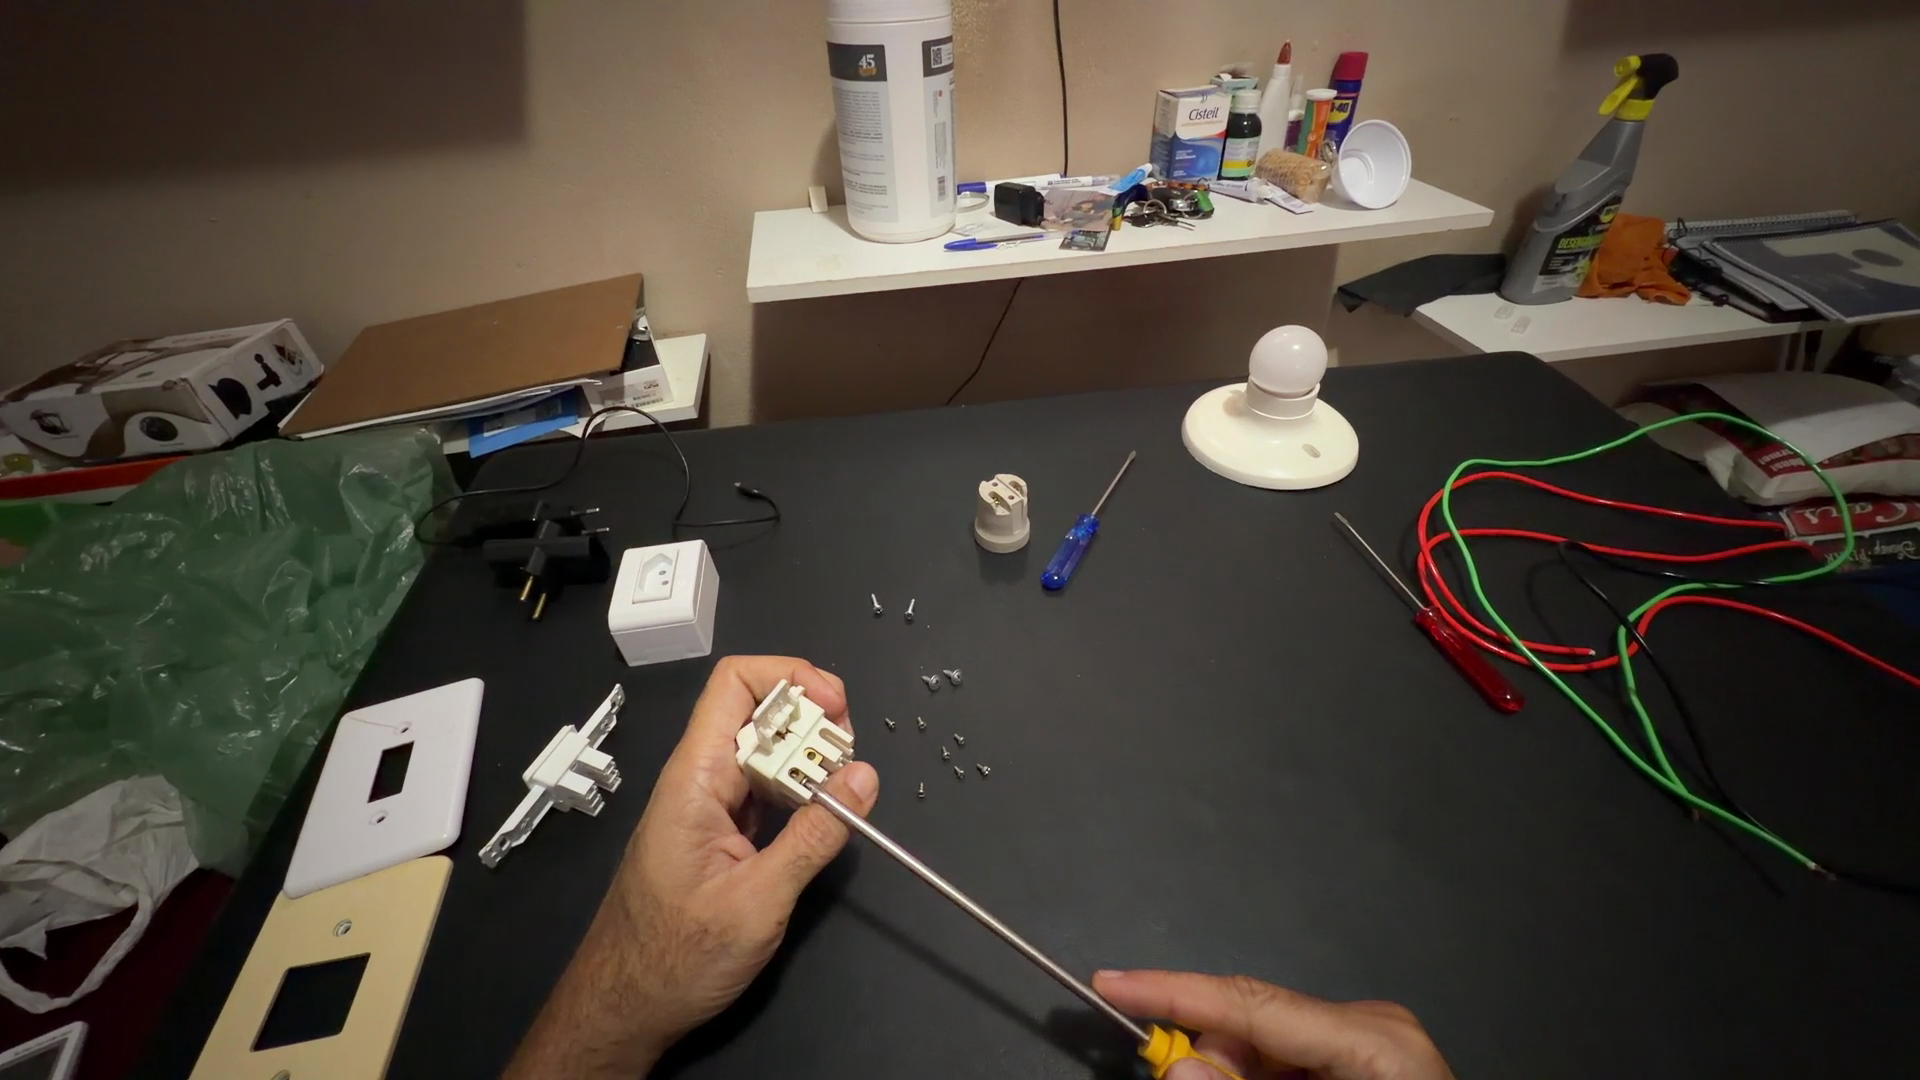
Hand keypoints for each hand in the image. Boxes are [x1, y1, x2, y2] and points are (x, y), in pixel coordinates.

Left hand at [502, 656, 878, 1078]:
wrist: (622, 1012)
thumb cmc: (675, 960)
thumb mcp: (756, 902)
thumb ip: (814, 837)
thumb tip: (864, 776)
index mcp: (697, 776)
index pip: (735, 683)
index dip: (790, 675)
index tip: (836, 707)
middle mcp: (703, 775)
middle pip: (760, 707)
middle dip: (812, 715)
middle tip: (848, 753)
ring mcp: (713, 800)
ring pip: (768, 745)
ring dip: (811, 752)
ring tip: (845, 780)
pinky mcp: (725, 825)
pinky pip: (768, 782)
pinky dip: (802, 785)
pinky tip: (824, 807)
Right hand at [1092, 970, 1452, 1079]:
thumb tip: (1179, 1068)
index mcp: (1373, 1040)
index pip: (1248, 1001)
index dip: (1172, 991)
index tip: (1107, 982)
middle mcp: (1369, 1025)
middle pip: (1252, 1026)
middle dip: (1210, 1060)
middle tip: (1181, 1079)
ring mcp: (1368, 1040)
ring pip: (1264, 1047)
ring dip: (1237, 1077)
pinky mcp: (1363, 1059)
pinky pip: (1286, 1062)